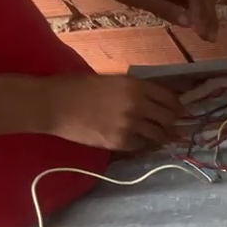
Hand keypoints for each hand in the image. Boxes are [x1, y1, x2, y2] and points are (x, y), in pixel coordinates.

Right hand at [33, 75, 181, 150]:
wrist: (49, 104)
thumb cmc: (74, 87)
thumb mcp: (108, 81)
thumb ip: (133, 89)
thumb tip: (156, 99)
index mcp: (133, 86)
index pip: (170, 99)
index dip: (176, 106)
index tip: (177, 110)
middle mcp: (137, 105)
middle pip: (170, 118)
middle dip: (171, 122)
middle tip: (167, 124)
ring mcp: (130, 125)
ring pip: (160, 135)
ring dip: (159, 135)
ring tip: (154, 133)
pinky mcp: (122, 142)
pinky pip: (144, 145)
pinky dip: (143, 143)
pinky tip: (135, 138)